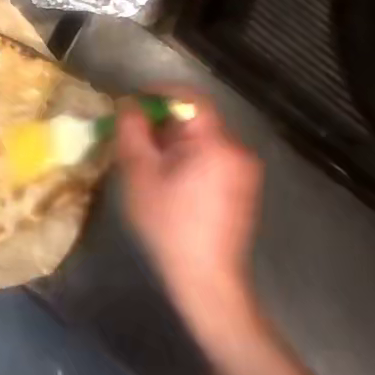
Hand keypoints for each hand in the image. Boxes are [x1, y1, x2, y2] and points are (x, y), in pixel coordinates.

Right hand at [116, 90, 263, 330]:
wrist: (208, 280)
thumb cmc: (170, 225)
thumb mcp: (140, 174)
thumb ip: (132, 130)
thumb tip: (129, 104)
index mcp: (216, 142)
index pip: (190, 97)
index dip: (160, 94)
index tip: (133, 104)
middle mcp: (237, 149)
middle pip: (197, 118)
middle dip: (164, 122)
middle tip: (135, 138)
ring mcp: (245, 170)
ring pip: (204, 139)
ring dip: (176, 141)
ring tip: (149, 164)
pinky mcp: (244, 188)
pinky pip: (214, 157)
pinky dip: (191, 158)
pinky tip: (171, 182)